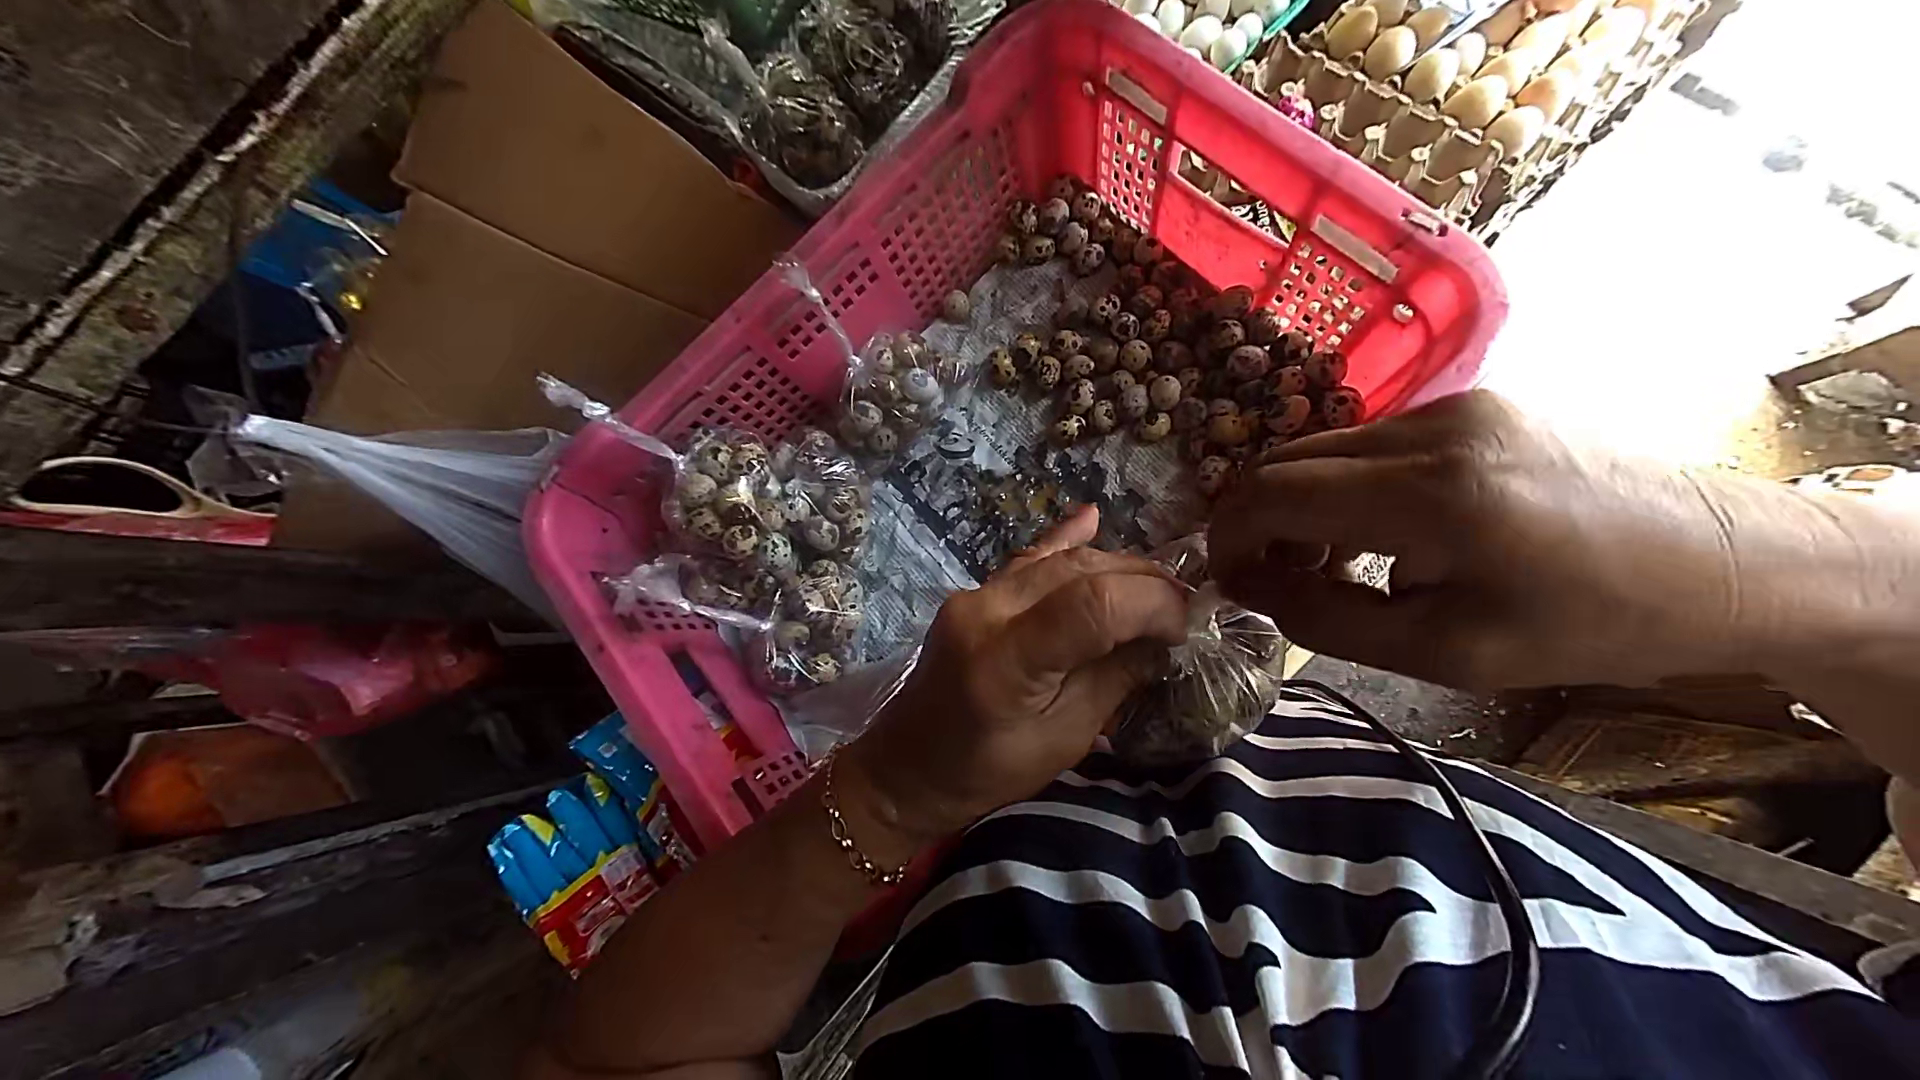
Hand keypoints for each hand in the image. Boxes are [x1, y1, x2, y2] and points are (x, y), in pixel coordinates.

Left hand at [841, 507, 1187, 844]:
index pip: (1092, 605)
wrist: (908, 766)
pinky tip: (1092, 518)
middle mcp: (985, 612)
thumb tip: (1163, 639)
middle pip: (1078, 572)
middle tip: (1183, 604)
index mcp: (1006, 661)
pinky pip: (1026, 560)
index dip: (1152, 604)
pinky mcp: (972, 594)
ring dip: (1114, 566)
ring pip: (1058, 562)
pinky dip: (1063, 542)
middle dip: (1142, 581)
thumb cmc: (986, 773)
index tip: (1185, 625)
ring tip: (1158, 585)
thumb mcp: (1063, 739)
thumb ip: (1113, 679)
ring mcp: (973, 596)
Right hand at [1209, 390, 1879, 690]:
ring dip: (1296, 506)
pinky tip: (1372, 532)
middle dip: (1255, 522)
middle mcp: (1433, 427)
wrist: (1734, 563)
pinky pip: (1363, 445)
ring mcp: (1452, 405)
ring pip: (1318, 450)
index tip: (1227, 579)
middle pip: (1285, 462)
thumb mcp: (1444, 652)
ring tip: (1325, 563)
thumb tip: (1244, 584)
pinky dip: (1338, 489)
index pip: (1275, 493)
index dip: (1229, 536)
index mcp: (1434, 494)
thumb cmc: (1592, 626)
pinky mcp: (1467, 404)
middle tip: (1271, 579)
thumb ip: (1323, 618)